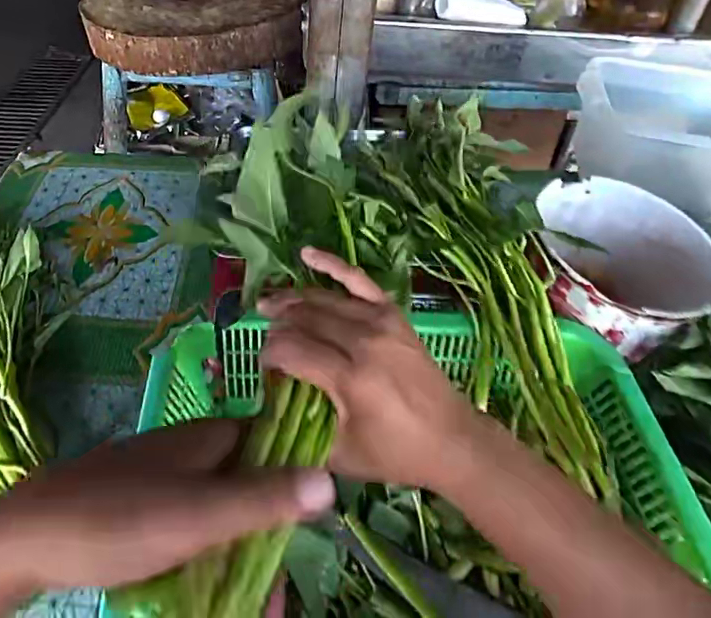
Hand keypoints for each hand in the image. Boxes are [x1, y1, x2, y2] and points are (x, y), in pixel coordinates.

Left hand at [0, 420, 331, 602]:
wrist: (24, 536)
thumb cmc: (119, 519)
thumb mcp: (198, 515)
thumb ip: (263, 498)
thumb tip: (331, 481)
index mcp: (214, 435)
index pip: (275, 445)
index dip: (296, 483)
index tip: (305, 536)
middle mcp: (194, 443)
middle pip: (248, 479)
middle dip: (265, 532)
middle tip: (267, 593)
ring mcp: (163, 469)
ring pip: (218, 502)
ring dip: (235, 544)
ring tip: (240, 597)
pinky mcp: (138, 496)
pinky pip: (188, 516)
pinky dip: (202, 545)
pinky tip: (195, 577)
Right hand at [259, 248, 488, 490]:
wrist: (450, 439)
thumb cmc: (395, 454)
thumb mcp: (340, 455)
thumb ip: (301, 430)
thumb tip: (268, 406)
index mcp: (350, 378)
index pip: (293, 350)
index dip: (269, 353)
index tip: (261, 366)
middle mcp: (364, 341)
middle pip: (307, 320)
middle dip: (277, 324)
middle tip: (260, 332)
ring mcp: (381, 322)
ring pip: (326, 300)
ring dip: (295, 298)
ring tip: (269, 302)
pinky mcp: (394, 314)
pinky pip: (359, 281)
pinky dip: (333, 265)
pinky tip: (307, 255)